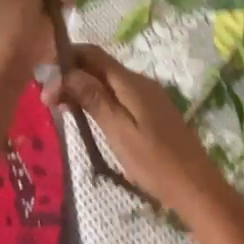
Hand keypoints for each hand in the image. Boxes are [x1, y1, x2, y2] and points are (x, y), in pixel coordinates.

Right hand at [43, 44, 227, 217]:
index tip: (44, 81)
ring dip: (82, 89)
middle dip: (71, 76)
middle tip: (48, 101)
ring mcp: (148, 97)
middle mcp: (140, 82)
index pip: (92, 54)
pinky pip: (118, 95)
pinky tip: (88, 118)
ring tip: (62, 110)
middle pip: (98, 66)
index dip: (66, 59)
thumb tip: (67, 71)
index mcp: (131, 82)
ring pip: (107, 81)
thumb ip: (94, 99)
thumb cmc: (155, 163)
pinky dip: (98, 100)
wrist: (198, 190)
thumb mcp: (119, 132)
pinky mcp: (151, 112)